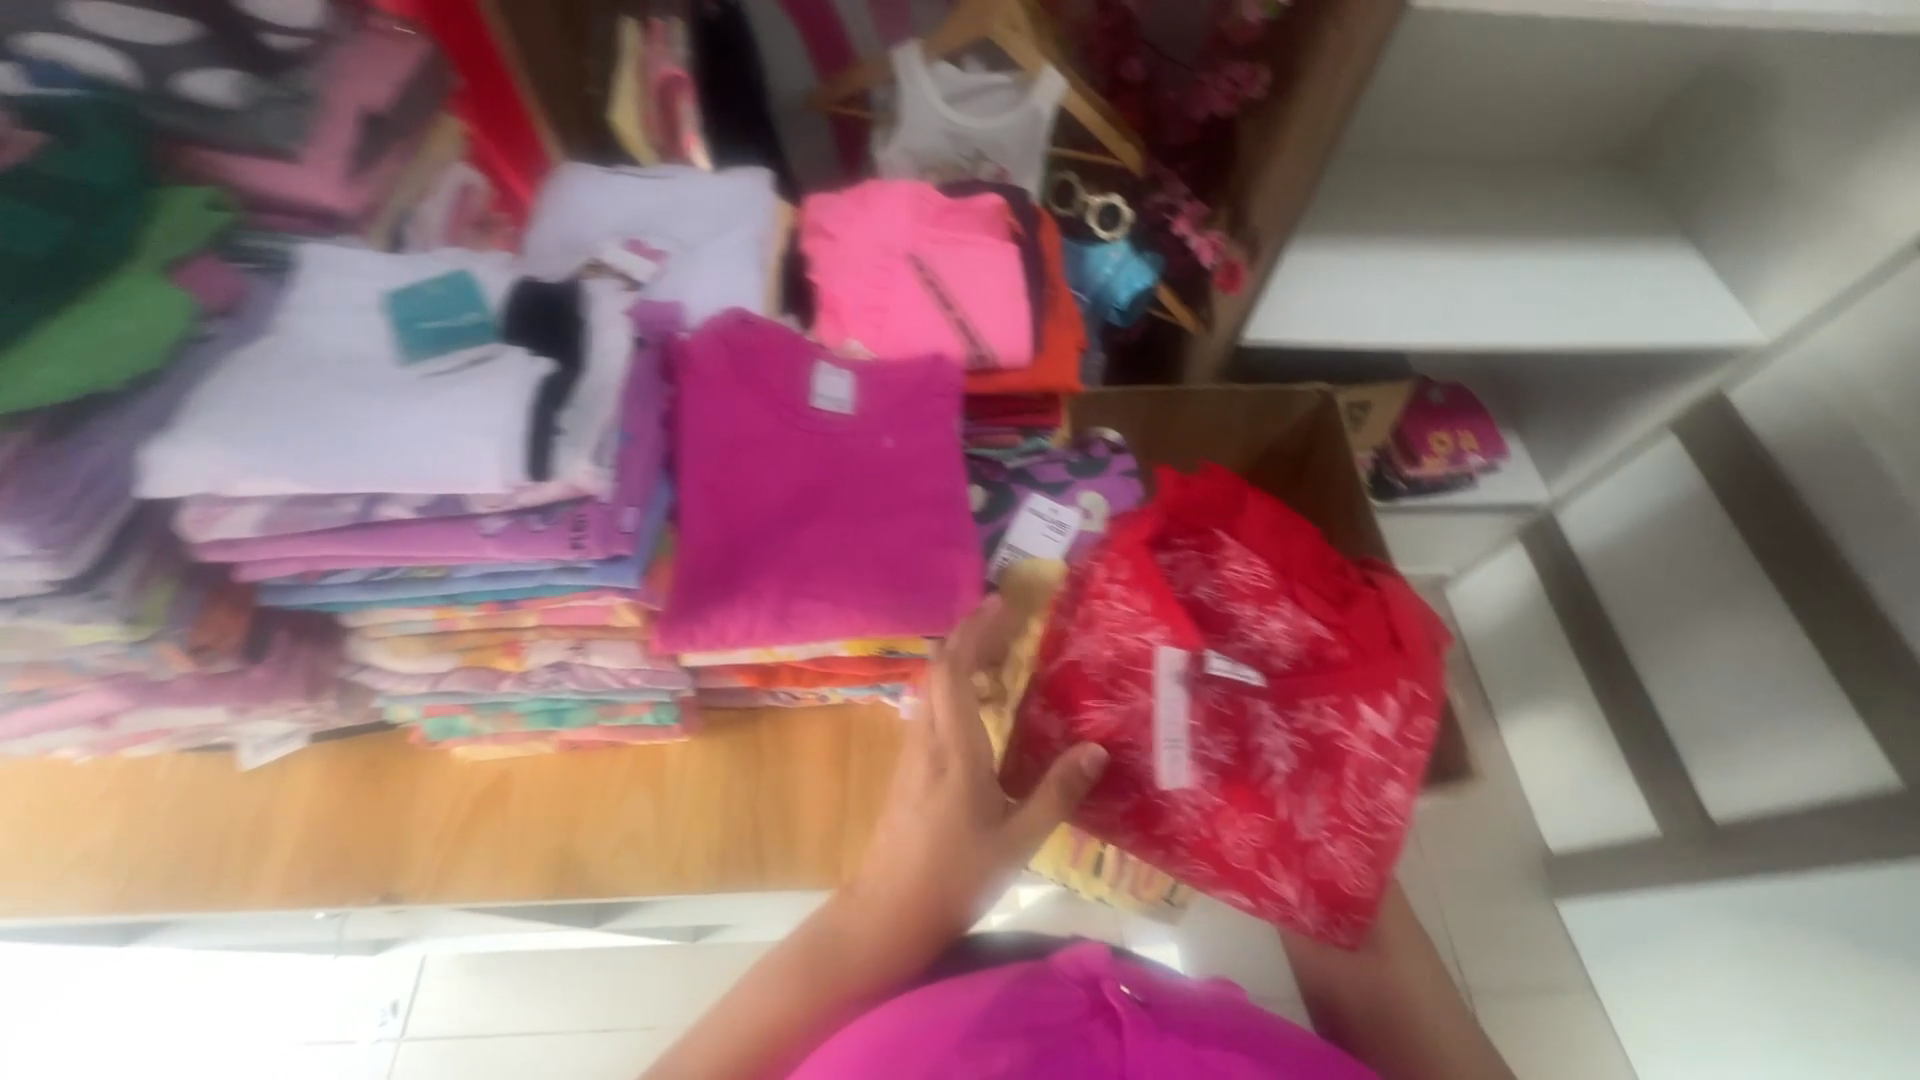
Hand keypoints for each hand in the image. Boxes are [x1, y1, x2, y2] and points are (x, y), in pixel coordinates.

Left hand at [840, 595, 1110, 954]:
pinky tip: (980, 710)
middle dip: (969, 635)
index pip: (954, 670)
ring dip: (960, 662)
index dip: (975, 631)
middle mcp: (927, 740)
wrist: (888, 912)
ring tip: (1002, 662)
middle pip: (938, 668)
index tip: (1000, 603)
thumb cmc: (956, 877)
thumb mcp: (1018, 841)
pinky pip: (929, 709)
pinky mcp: (907, 768)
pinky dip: (953, 690)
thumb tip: (1095, 749)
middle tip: (1008, 620)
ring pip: (930, 688)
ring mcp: (911, 753)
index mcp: (955, 750)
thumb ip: (1056, 793)